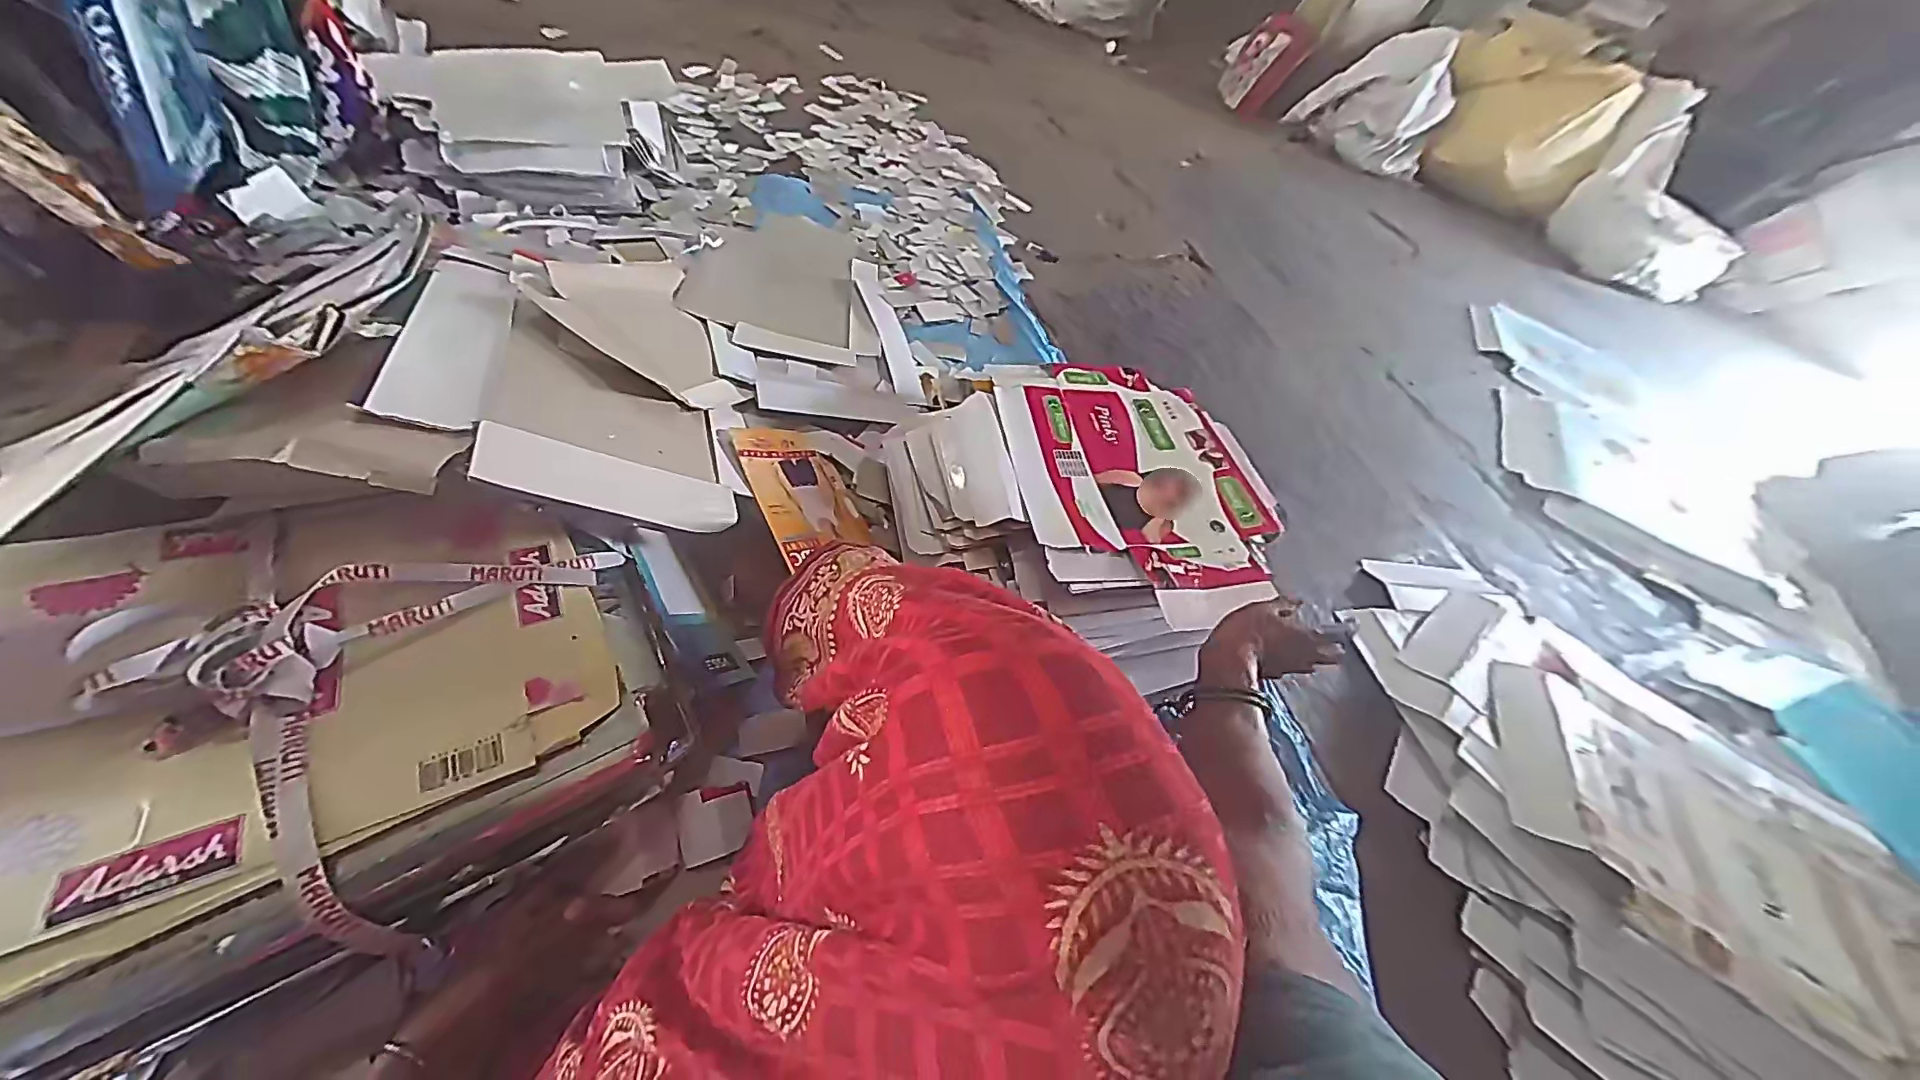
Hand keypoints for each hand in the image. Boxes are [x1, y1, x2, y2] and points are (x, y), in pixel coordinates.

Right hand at [1197, 598, 1342, 688]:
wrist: (1228, 662)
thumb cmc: (1246, 633)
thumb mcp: (1263, 609)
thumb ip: (1283, 605)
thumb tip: (1295, 601)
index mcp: (1305, 636)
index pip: (1335, 635)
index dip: (1346, 632)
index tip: (1353, 628)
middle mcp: (1303, 655)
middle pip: (1329, 656)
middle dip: (1335, 650)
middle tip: (1340, 646)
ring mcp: (1290, 668)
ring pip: (1312, 664)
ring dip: (1317, 659)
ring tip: (1319, 654)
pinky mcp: (1275, 675)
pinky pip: (1293, 668)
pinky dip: (1295, 663)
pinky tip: (1289, 660)